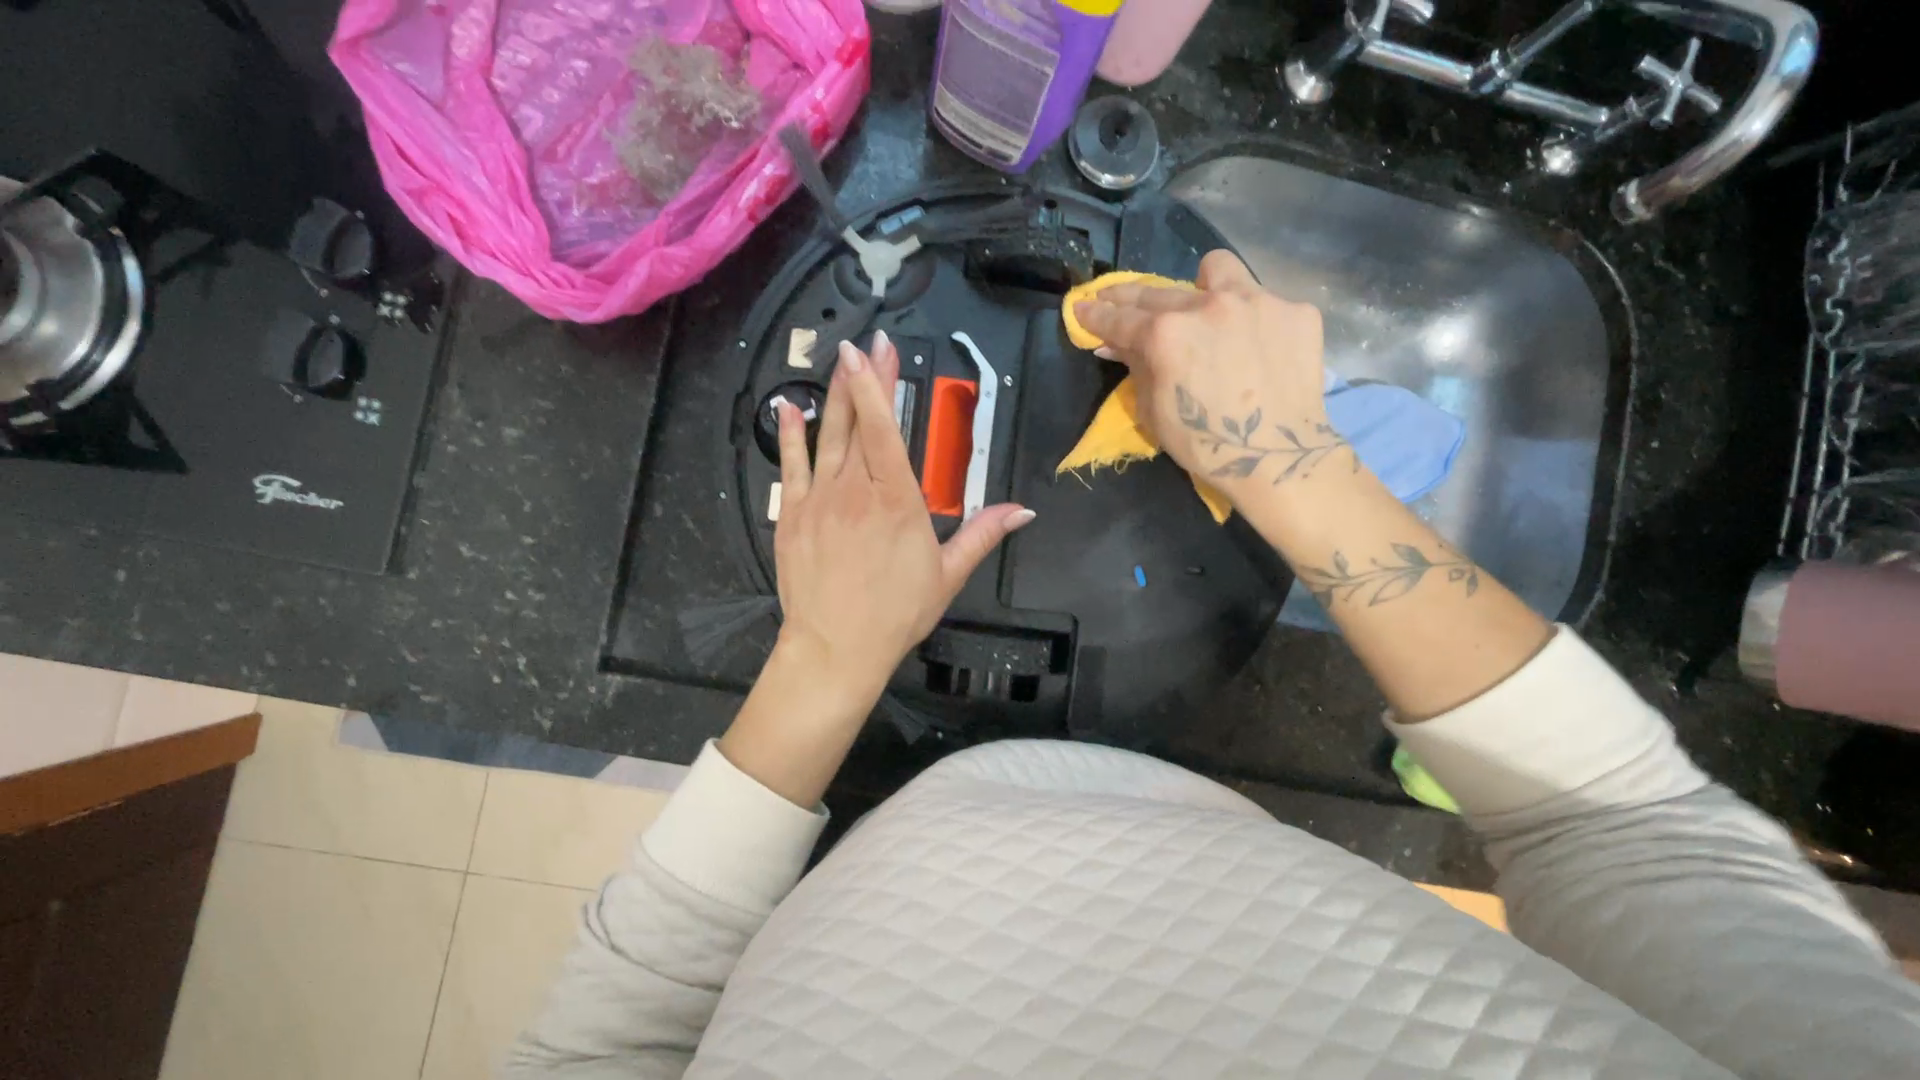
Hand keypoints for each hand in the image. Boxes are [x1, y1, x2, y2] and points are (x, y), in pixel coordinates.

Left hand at [771, 332, 1034, 700]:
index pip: (886, 429)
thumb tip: (1024, 510)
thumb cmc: (895, 613)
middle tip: (863, 346)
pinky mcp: (792, 516)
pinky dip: (790, 435)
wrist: (835, 648)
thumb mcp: (948, 575)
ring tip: (836, 364)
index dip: (878, 385)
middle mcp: (855, 490)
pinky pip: (791, 466)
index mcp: (897, 500)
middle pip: (858, 424)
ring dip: (832, 399)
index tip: (874, 350)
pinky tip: (789, 408)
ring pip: (826, 438)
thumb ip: (983, 534)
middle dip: (861, 381)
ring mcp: (819, 500)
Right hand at [1073, 251, 1344, 501]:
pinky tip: (1255, 345)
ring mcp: (1257, 302)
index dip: (1096, 314)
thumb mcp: (1154, 410)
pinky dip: (1251, 319)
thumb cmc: (1206, 445)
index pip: (1119, 317)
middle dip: (1131, 298)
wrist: (1280, 458)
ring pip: (1217, 270)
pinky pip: (1262, 300)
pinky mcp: (1296, 311)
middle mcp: (1208, 305)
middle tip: (1120, 302)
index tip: (1084, 308)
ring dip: (1202, 286)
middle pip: (1157, 291)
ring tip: (1206, 310)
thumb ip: (1135, 367)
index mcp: (1165, 335)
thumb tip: (1114, 344)